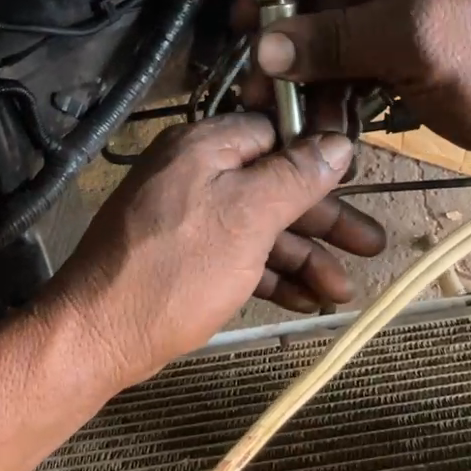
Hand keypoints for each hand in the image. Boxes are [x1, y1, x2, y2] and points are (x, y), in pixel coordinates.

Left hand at [43, 114, 385, 387]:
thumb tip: (337, 142)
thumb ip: (294, 176)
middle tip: (372, 246)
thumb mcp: (247, 217)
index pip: (275, 133)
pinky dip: (271, 276)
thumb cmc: (178, 269)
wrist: (98, 337)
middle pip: (274, 187)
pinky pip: (238, 257)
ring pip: (260, 228)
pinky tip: (304, 302)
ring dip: (304, 258)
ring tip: (343, 292)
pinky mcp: (184, 259)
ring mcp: (187, 219)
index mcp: (205, 147)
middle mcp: (195, 174)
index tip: (358, 181)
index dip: (319, 157)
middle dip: (324, 222)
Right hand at [237, 0, 470, 159]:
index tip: (240, 26)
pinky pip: (356, 70)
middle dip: (286, 45)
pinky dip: (335, 95)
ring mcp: (401, 20)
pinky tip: (318, 122)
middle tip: (256, 87)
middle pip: (320, 1)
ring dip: (307, 78)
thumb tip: (263, 48)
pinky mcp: (406, 60)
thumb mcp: (408, 41)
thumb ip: (333, 39)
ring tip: (283, 115)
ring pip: (334, 42)